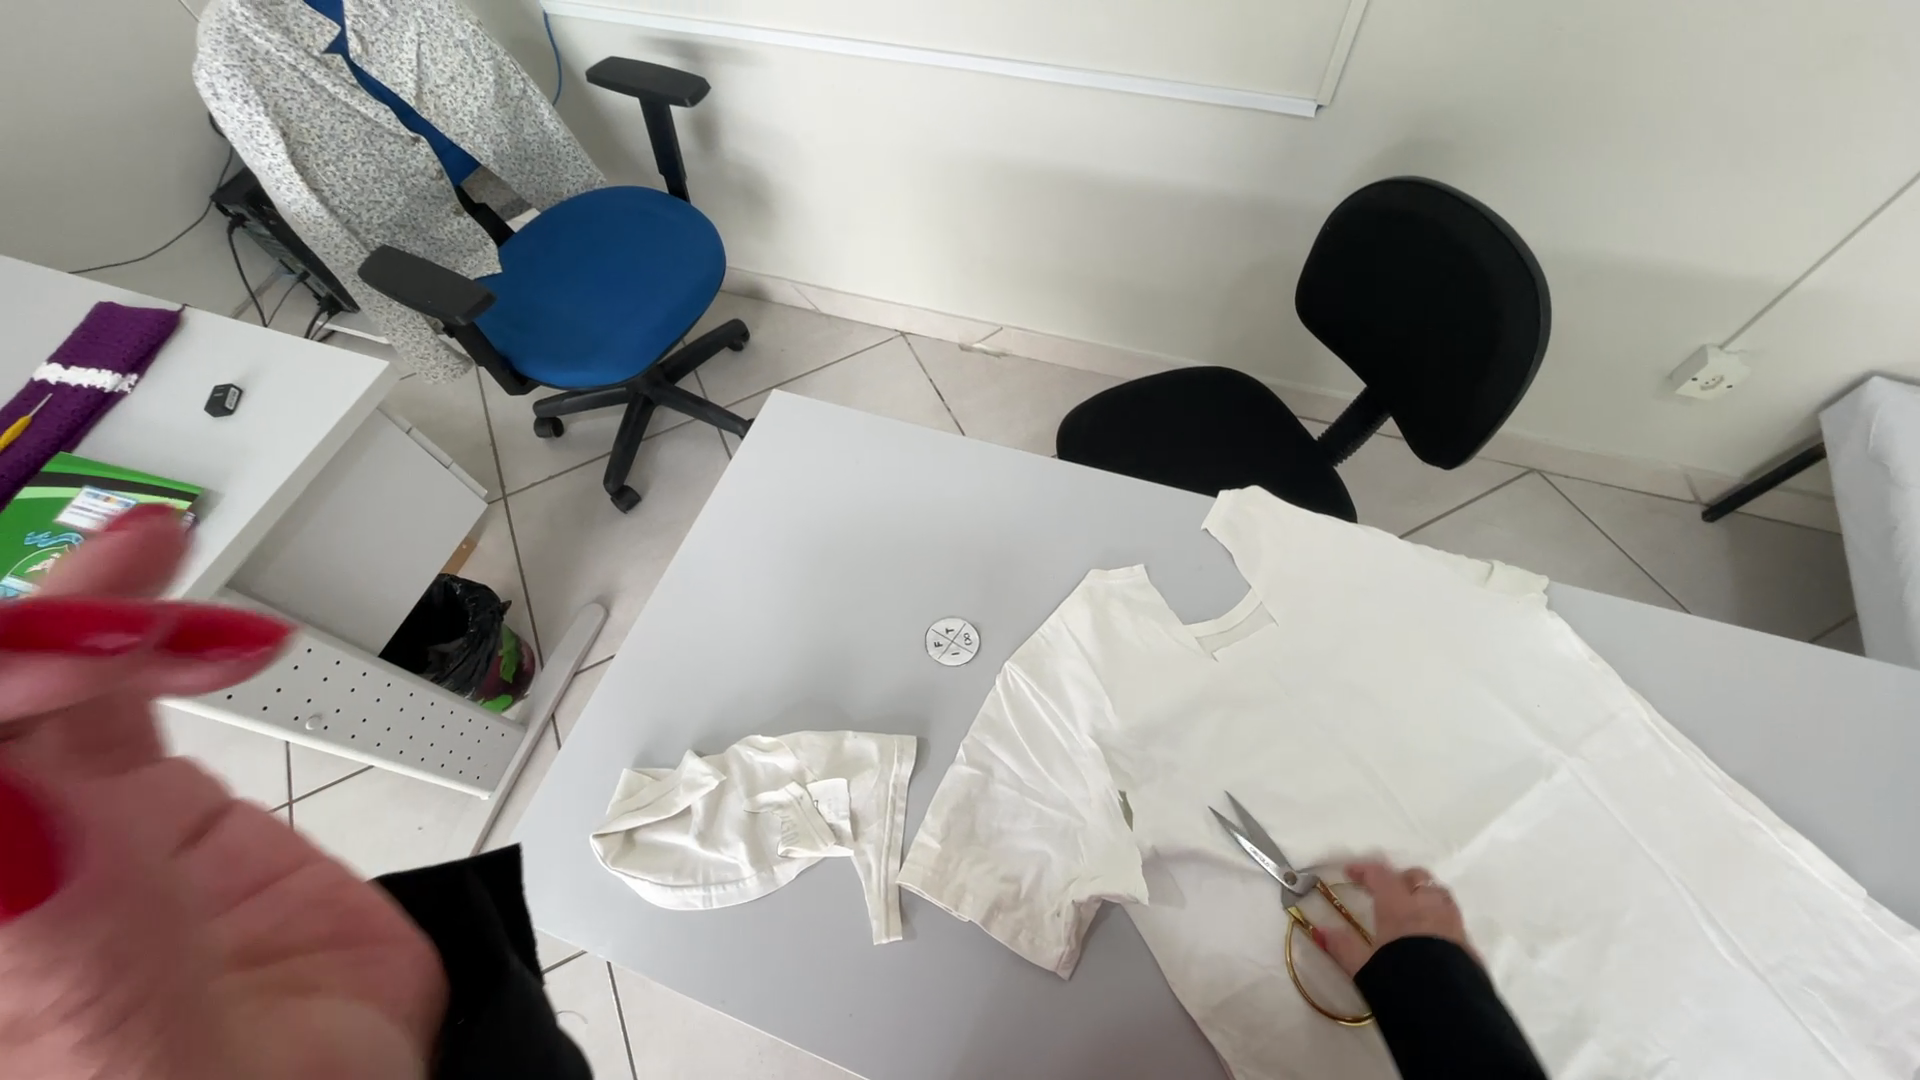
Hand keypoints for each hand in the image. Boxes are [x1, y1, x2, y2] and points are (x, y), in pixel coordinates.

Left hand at [0, 505, 446, 1079]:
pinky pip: (106, 699)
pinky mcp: (134, 808)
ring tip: (154, 563)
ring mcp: (50, 838)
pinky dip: (141, 636)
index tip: (94, 654)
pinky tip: (177, 602)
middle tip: (126, 605)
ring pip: (21, 688)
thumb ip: (69, 954)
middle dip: (26, 641)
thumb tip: (20, 824)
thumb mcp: (144, 1063)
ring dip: (77, 614)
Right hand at [1311, 859, 1473, 976]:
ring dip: (1425, 895)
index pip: (1380, 874)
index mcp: (1399, 905)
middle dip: (1400, 878)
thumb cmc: (1400, 979)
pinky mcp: (1472, 949)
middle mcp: (1428, 908)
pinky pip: (1455, 922)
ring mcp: (1454, 927)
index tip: (1349, 873)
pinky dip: (1441, 921)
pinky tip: (1432, 938)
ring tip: (1412, 909)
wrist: (1451, 1014)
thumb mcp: (1363, 966)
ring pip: (1441, 895)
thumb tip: (1319, 931)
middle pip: (1418, 877)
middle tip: (1385, 890)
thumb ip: (1342, 945)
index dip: (1363, 869)